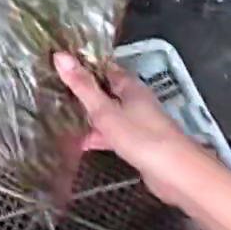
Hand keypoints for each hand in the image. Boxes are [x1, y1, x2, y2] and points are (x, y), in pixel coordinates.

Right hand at [54, 50, 218, 207]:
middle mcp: (134, 100)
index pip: (102, 68)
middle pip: (104, 91)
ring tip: (62, 117)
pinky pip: (112, 133)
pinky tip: (81, 143)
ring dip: (89, 116)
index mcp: (129, 86)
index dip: (81, 65)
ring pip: (107, 113)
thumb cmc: (141, 137)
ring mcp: (137, 122)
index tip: (57, 65)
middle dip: (82, 93)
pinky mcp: (138, 142)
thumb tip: (59, 55)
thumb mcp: (105, 110)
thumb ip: (82, 86)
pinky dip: (98, 136)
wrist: (175, 174)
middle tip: (54, 92)